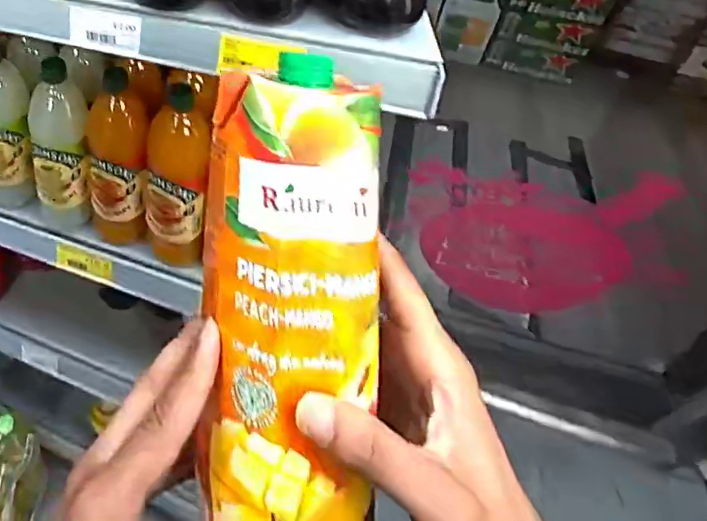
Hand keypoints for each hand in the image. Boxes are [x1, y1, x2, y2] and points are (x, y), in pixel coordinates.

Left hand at [60, 317, 220, 520]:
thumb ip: (198, 513)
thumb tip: (237, 500)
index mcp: (107, 487)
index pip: (161, 421)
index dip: (192, 373)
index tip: (212, 329)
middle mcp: (97, 471)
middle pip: (144, 401)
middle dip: (177, 357)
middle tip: (209, 322)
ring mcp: (93, 480)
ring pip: (141, 422)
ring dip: (175, 391)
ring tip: (211, 365)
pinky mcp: (98, 495)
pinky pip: (139, 452)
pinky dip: (168, 433)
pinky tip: (195, 435)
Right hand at [294, 237, 538, 520]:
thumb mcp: (439, 489)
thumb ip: (377, 450)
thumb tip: (304, 403)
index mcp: (438, 364)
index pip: (400, 290)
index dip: (368, 249)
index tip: (325, 217)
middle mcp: (418, 369)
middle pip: (367, 312)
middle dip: (324, 285)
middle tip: (274, 264)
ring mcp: (402, 397)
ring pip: (352, 347)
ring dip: (315, 330)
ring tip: (267, 308)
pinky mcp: (388, 424)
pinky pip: (346, 384)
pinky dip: (317, 374)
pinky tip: (282, 373)